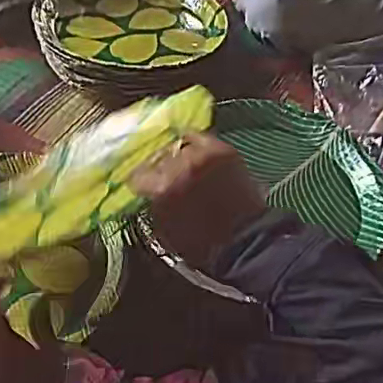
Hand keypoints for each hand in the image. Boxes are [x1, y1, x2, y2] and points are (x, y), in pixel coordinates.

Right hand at [131, 132, 265, 271]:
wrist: (244, 241)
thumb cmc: (202, 245)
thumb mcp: (165, 230)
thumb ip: (154, 204)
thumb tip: (150, 193)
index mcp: (161, 187)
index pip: (137, 176)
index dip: (139, 183)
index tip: (142, 188)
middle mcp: (178, 165)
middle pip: (157, 158)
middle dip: (158, 170)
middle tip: (163, 179)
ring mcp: (201, 154)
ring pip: (177, 147)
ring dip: (177, 158)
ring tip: (182, 168)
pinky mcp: (221, 150)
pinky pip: (198, 138)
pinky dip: (194, 144)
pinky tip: (193, 153)